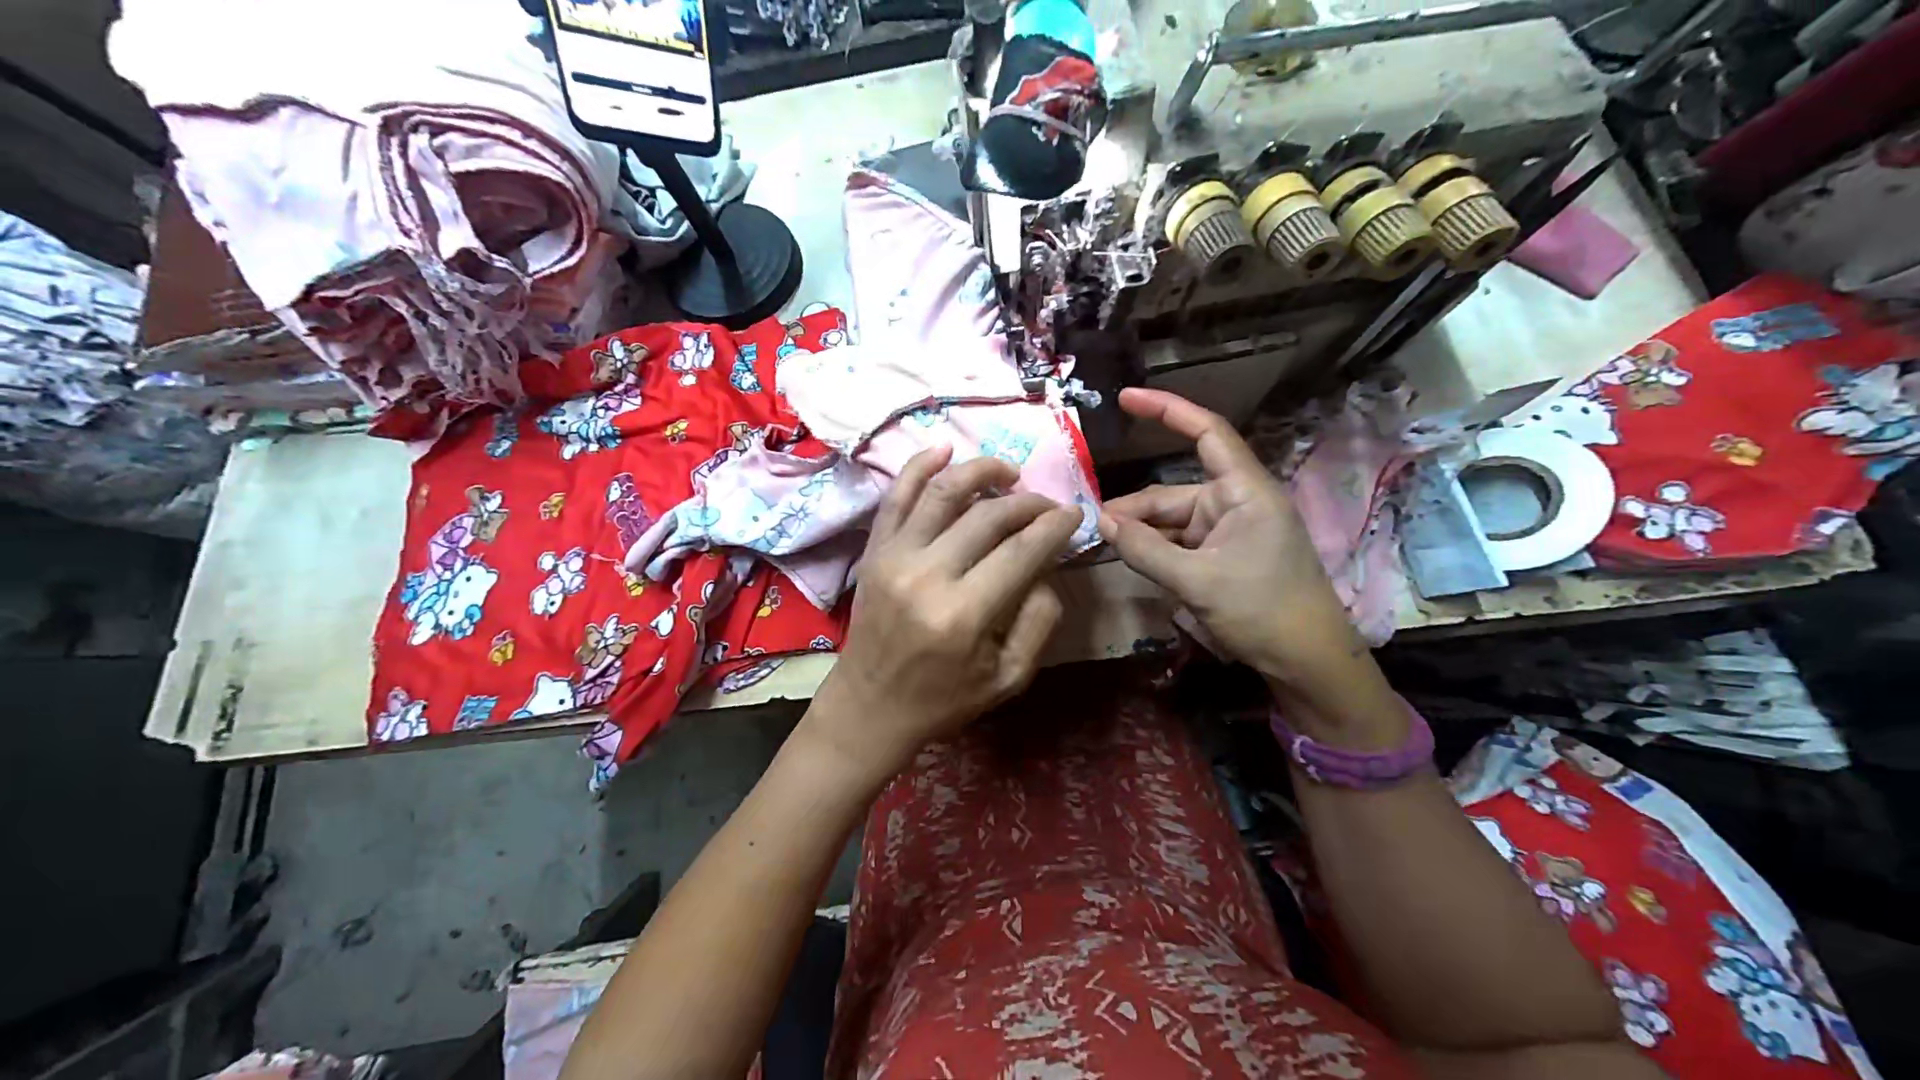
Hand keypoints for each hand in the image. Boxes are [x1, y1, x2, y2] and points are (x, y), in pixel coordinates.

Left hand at [801, 446, 1081, 785]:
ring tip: (1009, 472)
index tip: (1074, 513)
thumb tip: (1047, 566)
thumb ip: (1038, 621)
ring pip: (942, 493)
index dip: (1054, 526)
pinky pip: (896, 498)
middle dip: (1027, 502)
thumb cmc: (944, 699)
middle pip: (988, 516)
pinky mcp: (873, 552)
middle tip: (1048, 503)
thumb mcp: (1008, 678)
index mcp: (963, 614)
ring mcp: (893, 558)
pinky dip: (918, 467)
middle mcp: (926, 576)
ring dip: (981, 471)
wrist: (870, 707)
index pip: (1021, 550)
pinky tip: (944, 448)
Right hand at [1099, 389, 1400, 739]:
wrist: (1307, 662)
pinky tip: (1129, 560)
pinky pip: (1180, 544)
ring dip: (1140, 534)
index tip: (1125, 398)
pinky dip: (1155, 551)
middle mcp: (1235, 503)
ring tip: (1104, 547)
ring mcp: (1230, 531)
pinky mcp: (1224, 557)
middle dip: (1132, 509)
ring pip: (1171, 522)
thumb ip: (1145, 550)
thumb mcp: (1196, 581)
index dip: (1166, 410)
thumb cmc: (1263, 611)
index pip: (1206, 433)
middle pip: (1172, 492)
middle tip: (1091, 528)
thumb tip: (1102, 522)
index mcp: (1244, 491)